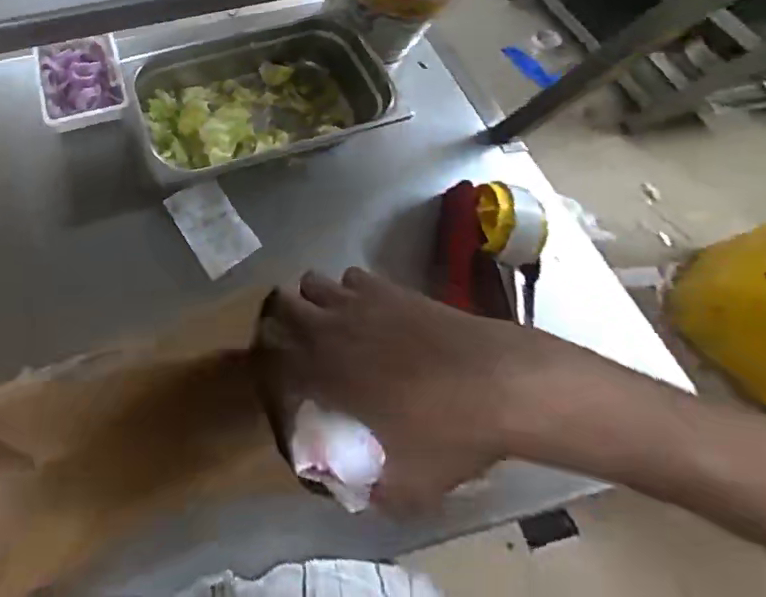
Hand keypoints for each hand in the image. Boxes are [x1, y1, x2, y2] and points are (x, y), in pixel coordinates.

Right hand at [261, 268, 588, 511]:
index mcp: (321, 372)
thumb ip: (362, 486)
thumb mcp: (404, 487)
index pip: (266, 362)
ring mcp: (358, 301)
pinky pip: (351, 278)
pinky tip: (369, 315)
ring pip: (311, 283)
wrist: (499, 384)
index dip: (267, 381)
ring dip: (311, 303)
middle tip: (293, 351)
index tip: (285, 402)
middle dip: (277, 325)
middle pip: (277, 304)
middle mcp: (328, 327)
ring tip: (328, 328)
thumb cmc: (447, 436)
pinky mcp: (388, 288)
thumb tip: (342, 484)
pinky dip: (349, 293)